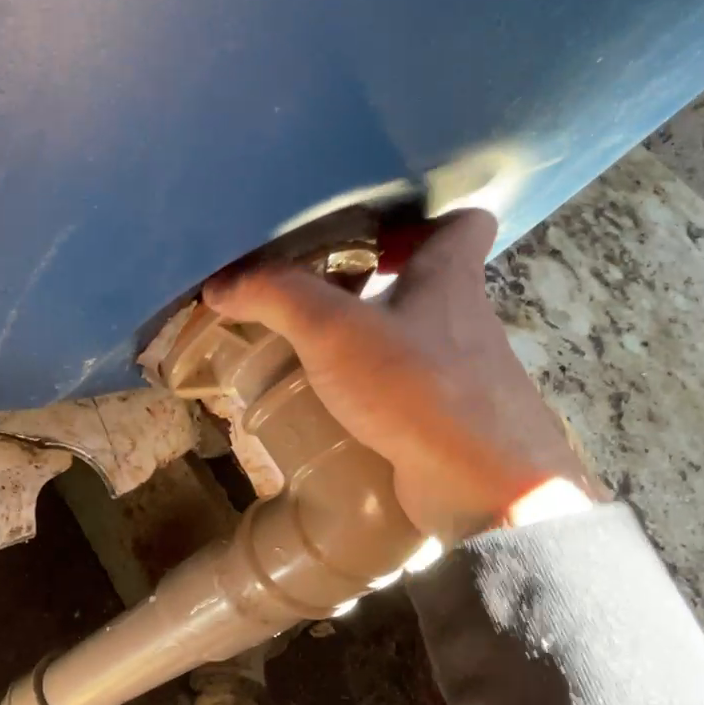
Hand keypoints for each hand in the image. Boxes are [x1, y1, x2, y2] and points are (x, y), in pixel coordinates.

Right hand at [203, 210, 600, 542]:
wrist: (484, 484)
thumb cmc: (416, 387)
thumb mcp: (332, 332)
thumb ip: (277, 299)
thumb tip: (219, 284)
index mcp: (450, 279)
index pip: (463, 223)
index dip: (422, 219)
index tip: (373, 234)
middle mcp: (466, 319)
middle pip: (432, 283)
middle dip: (381, 283)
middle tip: (323, 295)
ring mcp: (466, 375)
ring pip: (419, 340)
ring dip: (375, 342)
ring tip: (316, 355)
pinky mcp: (453, 422)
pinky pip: (412, 393)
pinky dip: (378, 394)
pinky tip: (339, 411)